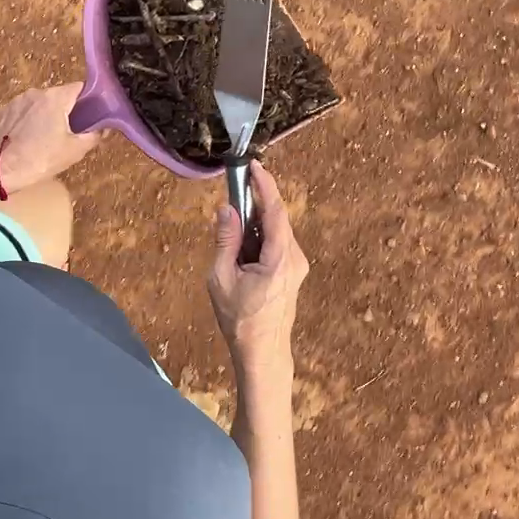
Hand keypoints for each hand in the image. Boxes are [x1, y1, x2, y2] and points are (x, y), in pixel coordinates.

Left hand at [0, 83, 102, 193]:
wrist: (2, 171)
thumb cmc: (42, 159)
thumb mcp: (75, 150)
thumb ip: (94, 135)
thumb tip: (104, 128)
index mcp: (56, 98)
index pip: (80, 87)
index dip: (88, 99)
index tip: (91, 113)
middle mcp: (35, 93)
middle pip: (59, 96)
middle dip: (66, 110)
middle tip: (70, 131)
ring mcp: (16, 101)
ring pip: (39, 103)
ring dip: (46, 115)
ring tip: (46, 138)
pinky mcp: (3, 111)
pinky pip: (22, 111)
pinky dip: (28, 121)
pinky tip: (28, 139)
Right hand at [207, 162, 308, 374]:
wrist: (262, 353)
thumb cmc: (240, 319)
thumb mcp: (221, 278)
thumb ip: (225, 240)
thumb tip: (226, 209)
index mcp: (280, 258)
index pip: (275, 211)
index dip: (265, 185)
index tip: (254, 165)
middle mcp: (295, 258)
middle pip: (276, 218)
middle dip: (255, 202)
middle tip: (233, 193)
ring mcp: (297, 265)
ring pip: (276, 231)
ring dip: (254, 223)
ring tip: (232, 231)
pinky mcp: (292, 271)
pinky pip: (276, 243)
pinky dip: (258, 237)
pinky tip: (241, 248)